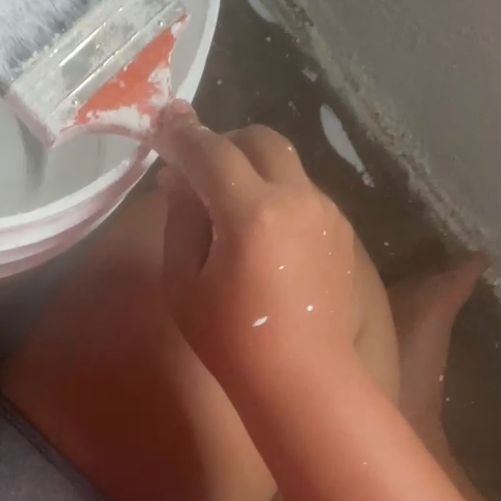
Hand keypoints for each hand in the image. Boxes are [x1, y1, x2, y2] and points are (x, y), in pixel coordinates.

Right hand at [151, 102, 363, 396]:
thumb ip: (181, 222)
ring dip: (250, 169)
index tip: (161, 124)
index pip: (211, 153)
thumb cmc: (228, 338)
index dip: (182, 136)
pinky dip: (272, 195)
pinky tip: (255, 234)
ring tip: (222, 206)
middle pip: (260, 140)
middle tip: (193, 165)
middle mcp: (296, 197)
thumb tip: (179, 180)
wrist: (301, 376)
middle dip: (223, 142)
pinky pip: (301, 193)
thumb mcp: (182, 284)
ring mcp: (325, 211)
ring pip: (285, 164)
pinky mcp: (339, 230)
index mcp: (251, 211)